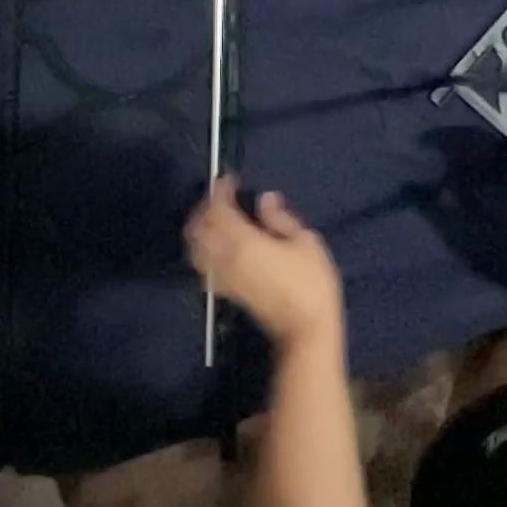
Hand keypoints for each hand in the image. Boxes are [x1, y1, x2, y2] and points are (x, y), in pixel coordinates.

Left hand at [185, 177, 343, 353]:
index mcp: (244, 243)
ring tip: (214, 215)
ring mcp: (222, 277)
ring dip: (198, 227)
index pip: (219, 211)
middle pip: (199, 228)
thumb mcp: (305, 242)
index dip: (219, 191)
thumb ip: (280, 219)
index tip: (229, 178)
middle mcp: (225, 259)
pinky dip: (201, 247)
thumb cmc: (312, 281)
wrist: (305, 327)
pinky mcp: (225, 290)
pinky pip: (202, 264)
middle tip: (221, 194)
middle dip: (205, 207)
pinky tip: (215, 242)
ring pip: (194, 248)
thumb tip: (265, 199)